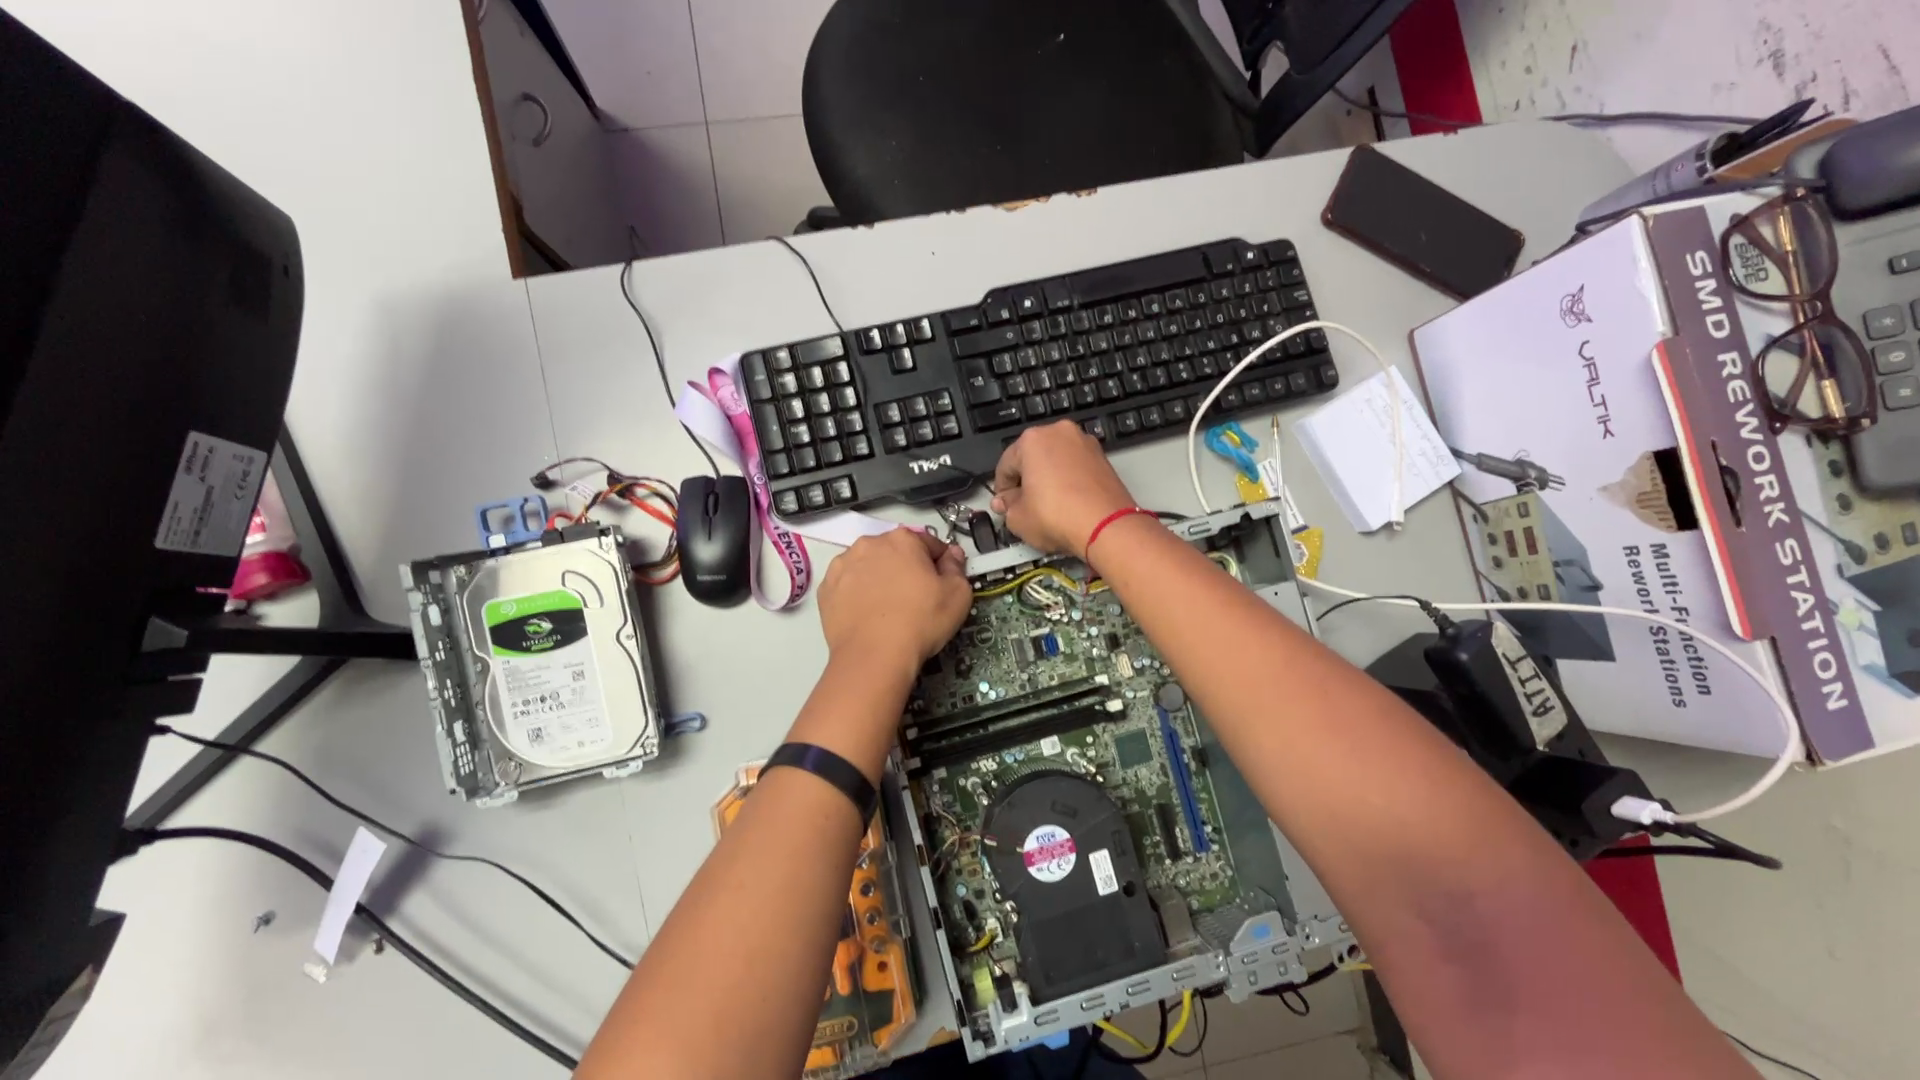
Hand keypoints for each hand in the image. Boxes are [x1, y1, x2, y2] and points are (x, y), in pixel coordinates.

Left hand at [818, 528, 971, 675]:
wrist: (874, 656)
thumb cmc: (920, 621)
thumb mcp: (958, 595)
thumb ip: (957, 568)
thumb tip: (952, 556)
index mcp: (902, 539)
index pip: (930, 543)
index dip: (940, 564)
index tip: (942, 583)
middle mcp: (869, 544)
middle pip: (896, 552)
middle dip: (907, 568)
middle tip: (916, 598)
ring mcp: (842, 566)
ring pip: (868, 567)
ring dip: (879, 579)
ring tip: (889, 608)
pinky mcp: (825, 590)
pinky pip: (848, 586)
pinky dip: (858, 595)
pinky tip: (868, 615)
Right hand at [990, 420, 1137, 556]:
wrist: (1105, 526)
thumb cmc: (1059, 515)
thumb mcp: (1018, 518)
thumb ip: (1007, 506)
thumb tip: (1006, 503)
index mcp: (1032, 439)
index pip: (1006, 464)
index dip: (1002, 488)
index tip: (1004, 503)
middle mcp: (1059, 433)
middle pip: (1033, 457)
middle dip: (1027, 479)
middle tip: (1023, 505)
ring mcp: (1084, 444)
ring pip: (1056, 460)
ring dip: (1049, 478)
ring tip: (1047, 506)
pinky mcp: (1103, 458)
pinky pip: (1076, 467)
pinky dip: (1069, 480)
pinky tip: (1067, 503)